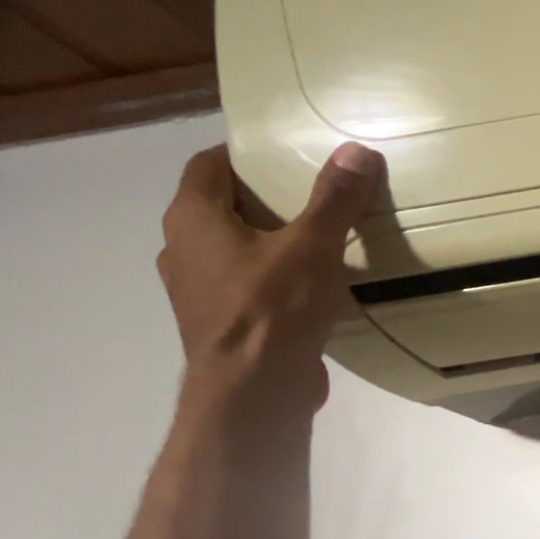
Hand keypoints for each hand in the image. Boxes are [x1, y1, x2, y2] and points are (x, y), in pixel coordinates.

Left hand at [158, 142, 383, 423]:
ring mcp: (197, 288)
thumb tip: (357, 150)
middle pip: (220, 207)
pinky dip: (273, 278)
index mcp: (193, 217)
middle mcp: (182, 247)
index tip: (286, 156)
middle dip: (264, 199)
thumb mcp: (313, 246)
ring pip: (232, 249)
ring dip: (268, 242)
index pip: (208, 165)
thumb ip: (334, 199)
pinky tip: (312, 289)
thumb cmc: (274, 308)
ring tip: (319, 244)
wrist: (254, 388)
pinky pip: (245, 285)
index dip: (243, 155)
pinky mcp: (222, 321)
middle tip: (315, 197)